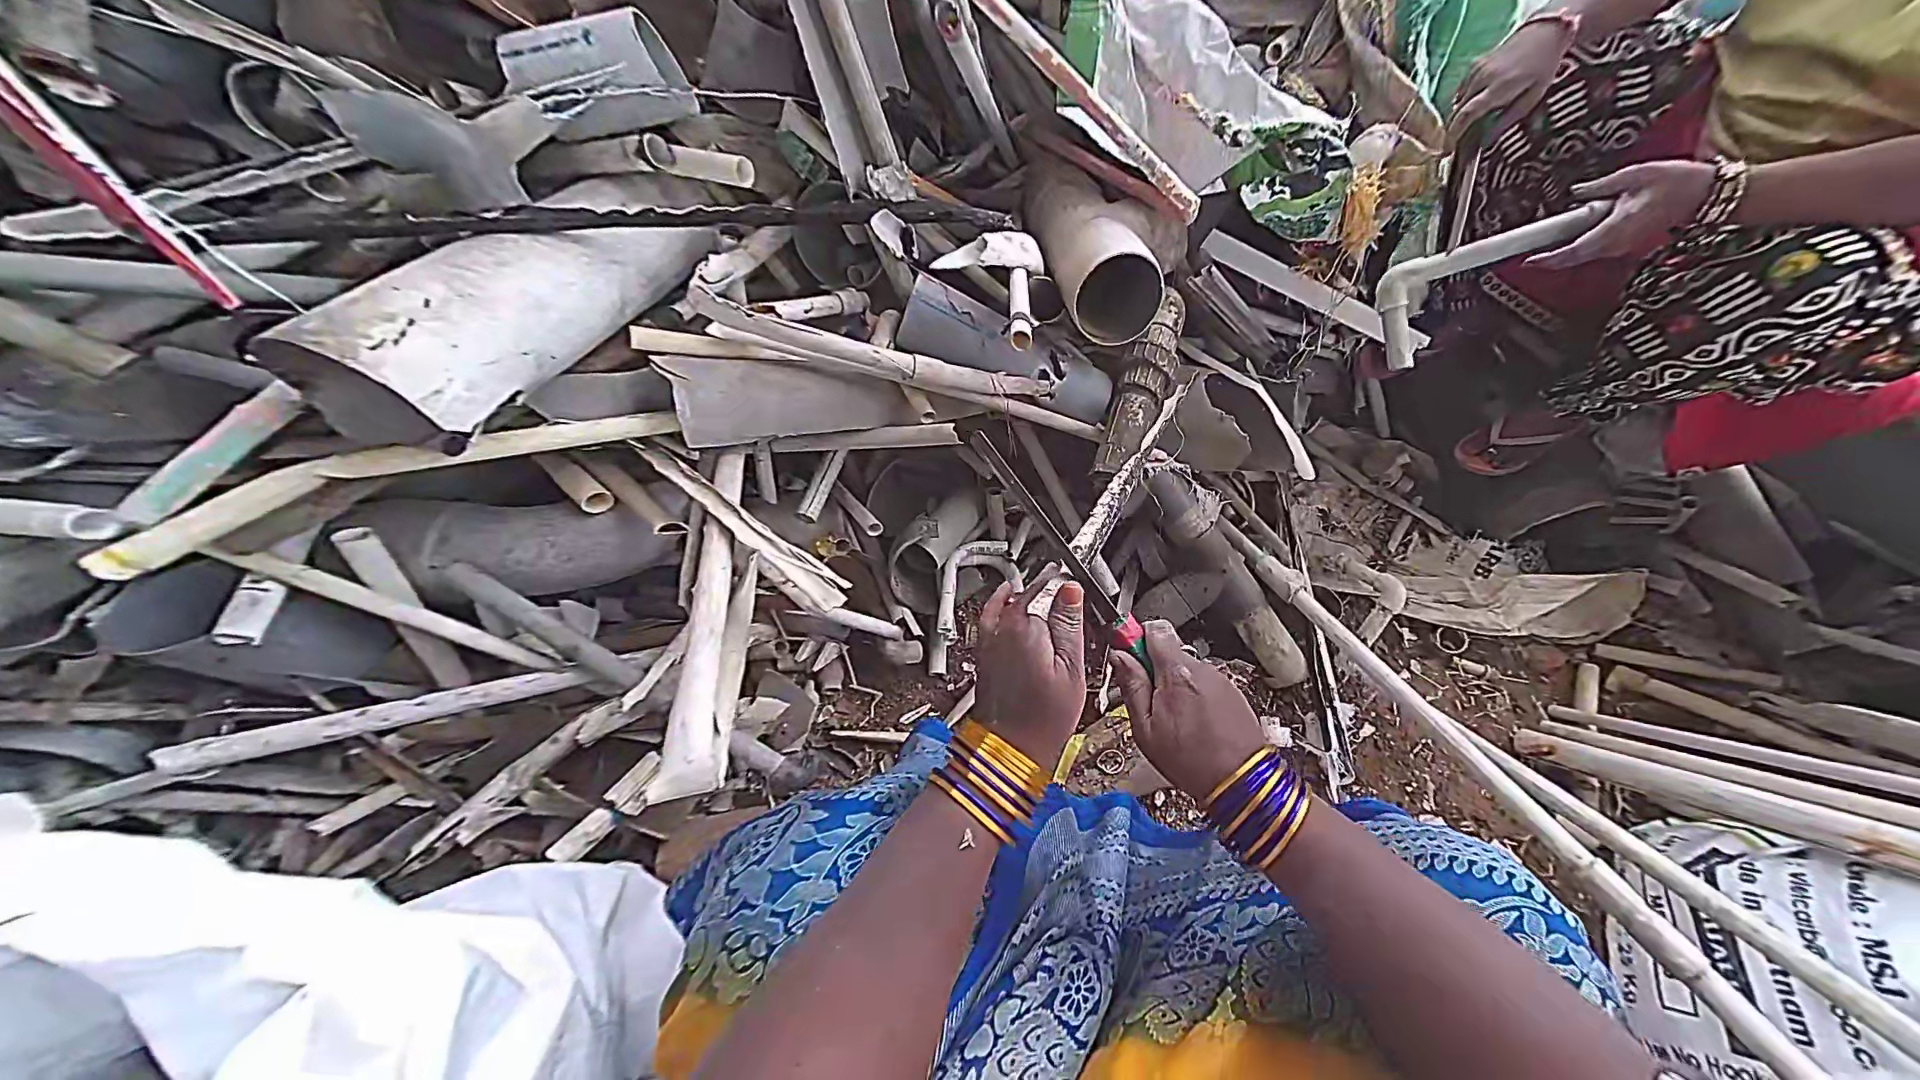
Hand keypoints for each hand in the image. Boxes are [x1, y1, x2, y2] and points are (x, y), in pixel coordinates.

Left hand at [973, 575, 1086, 766]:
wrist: (1011, 746)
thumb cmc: (1042, 717)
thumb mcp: (1072, 667)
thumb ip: (1070, 623)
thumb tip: (1072, 591)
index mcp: (1023, 625)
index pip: (1045, 586)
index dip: (1062, 582)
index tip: (1072, 581)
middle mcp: (999, 627)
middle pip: (1024, 593)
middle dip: (1045, 591)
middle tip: (1066, 594)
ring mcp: (987, 639)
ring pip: (1006, 604)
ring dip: (1024, 598)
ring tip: (1043, 597)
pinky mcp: (982, 653)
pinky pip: (992, 618)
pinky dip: (1004, 610)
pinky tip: (1013, 612)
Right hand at [1109, 620, 1267, 801]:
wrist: (1240, 782)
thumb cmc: (1191, 761)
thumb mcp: (1145, 728)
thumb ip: (1131, 685)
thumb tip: (1119, 659)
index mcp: (1176, 674)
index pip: (1154, 629)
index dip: (1136, 639)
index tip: (1127, 654)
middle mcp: (1201, 670)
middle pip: (1169, 649)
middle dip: (1154, 667)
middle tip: (1148, 697)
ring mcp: (1220, 680)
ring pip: (1186, 667)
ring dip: (1174, 683)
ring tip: (1172, 716)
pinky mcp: (1232, 691)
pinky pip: (1203, 683)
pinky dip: (1194, 695)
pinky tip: (1192, 720)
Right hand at [1449, 19, 1573, 147]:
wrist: (1545, 32)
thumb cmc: (1543, 66)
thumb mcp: (1533, 97)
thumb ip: (1507, 120)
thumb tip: (1485, 142)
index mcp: (1498, 88)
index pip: (1466, 114)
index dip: (1453, 134)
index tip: (1447, 148)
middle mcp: (1482, 79)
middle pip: (1457, 111)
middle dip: (1453, 128)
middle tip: (1455, 142)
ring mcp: (1476, 70)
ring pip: (1457, 101)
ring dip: (1459, 114)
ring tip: (1467, 122)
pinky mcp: (1474, 65)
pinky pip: (1461, 90)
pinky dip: (1462, 100)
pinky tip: (1473, 102)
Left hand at [1526, 160, 1714, 268]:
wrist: (1710, 194)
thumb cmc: (1679, 182)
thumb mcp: (1637, 174)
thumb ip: (1601, 186)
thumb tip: (1575, 192)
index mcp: (1616, 227)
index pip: (1574, 250)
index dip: (1549, 258)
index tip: (1529, 261)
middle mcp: (1617, 243)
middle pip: (1574, 258)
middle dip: (1551, 260)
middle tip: (1529, 257)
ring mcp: (1623, 247)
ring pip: (1584, 257)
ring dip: (1564, 255)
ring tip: (1545, 249)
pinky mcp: (1627, 245)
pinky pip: (1596, 252)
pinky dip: (1580, 249)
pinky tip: (1571, 242)